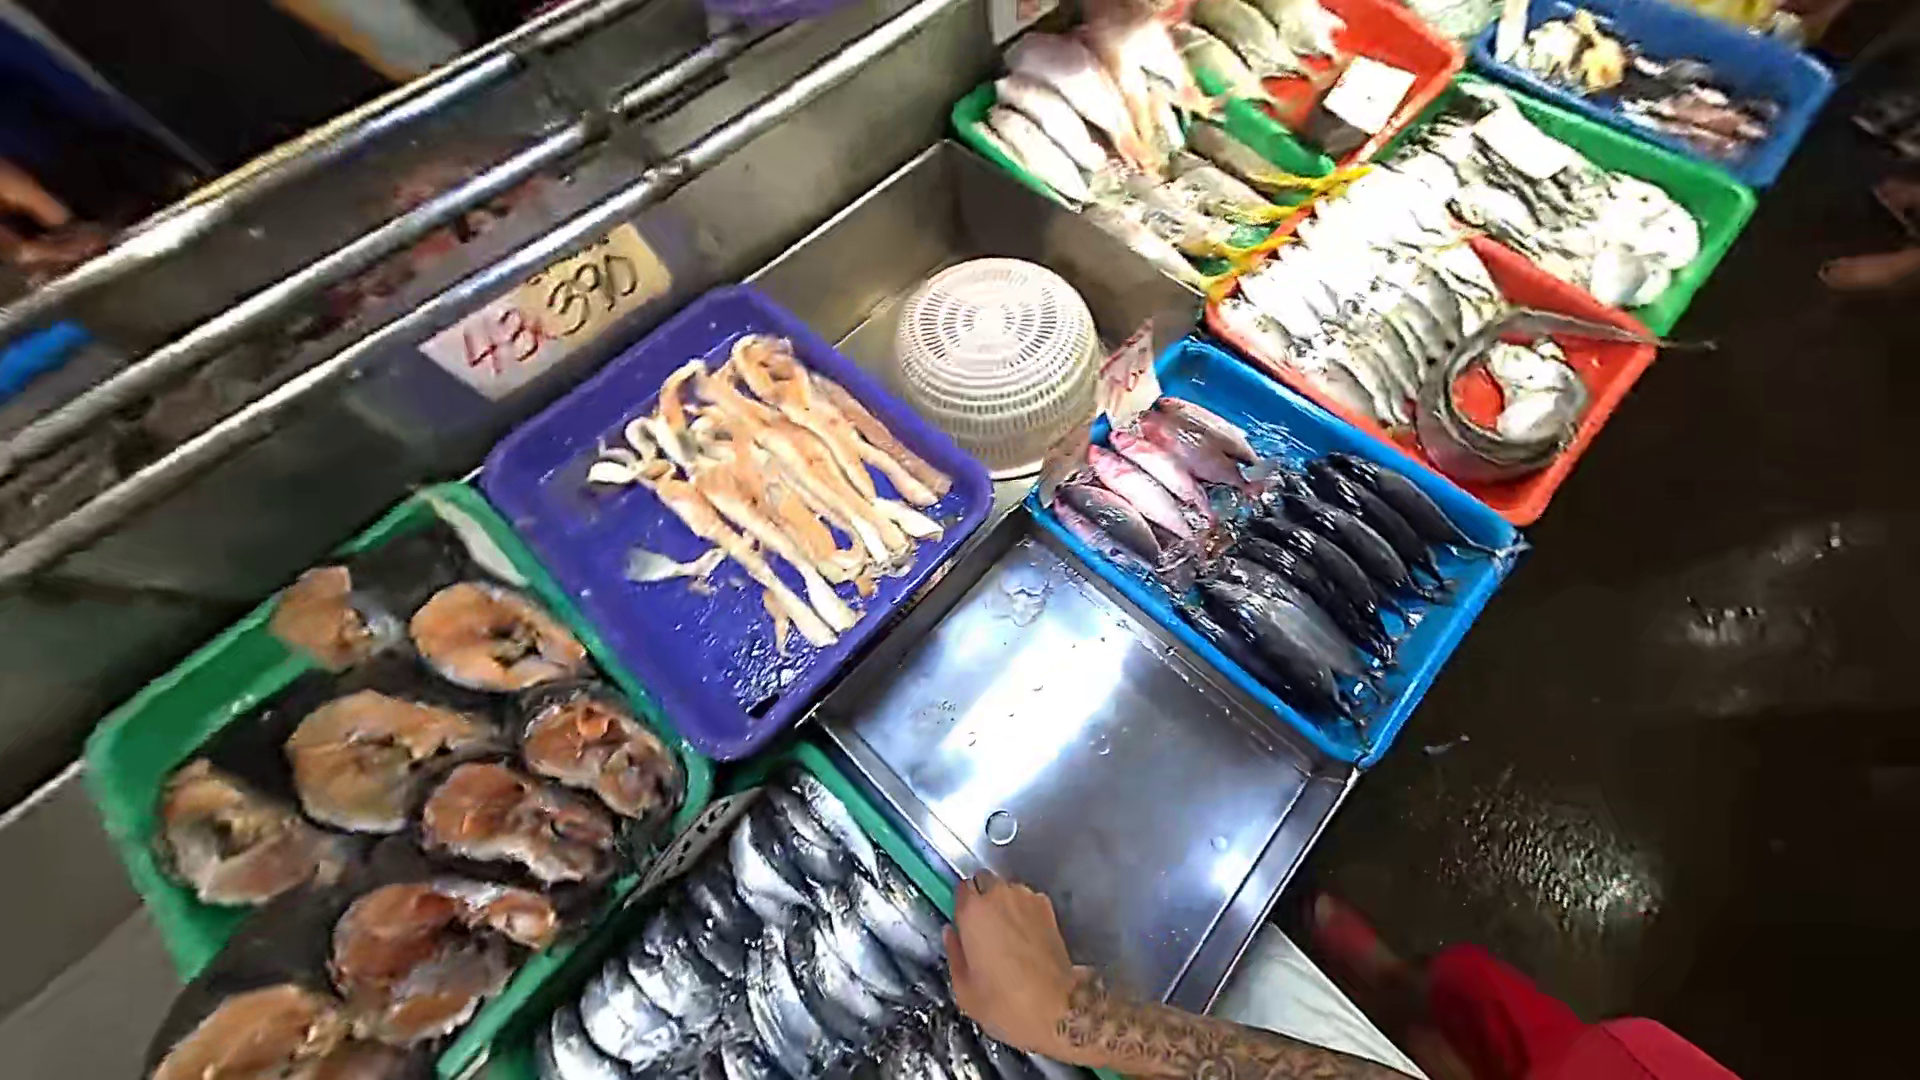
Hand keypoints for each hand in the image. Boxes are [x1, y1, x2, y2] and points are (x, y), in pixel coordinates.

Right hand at [946, 871, 1086, 1060]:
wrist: (1055, 1007)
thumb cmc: (1004, 1002)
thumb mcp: (965, 990)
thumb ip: (954, 953)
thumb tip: (951, 934)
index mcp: (972, 911)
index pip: (960, 888)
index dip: (962, 904)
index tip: (964, 920)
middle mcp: (997, 894)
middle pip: (983, 880)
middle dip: (982, 896)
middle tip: (985, 925)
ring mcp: (1024, 896)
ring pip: (1007, 888)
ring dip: (1004, 901)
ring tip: (1009, 931)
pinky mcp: (1046, 904)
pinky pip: (1028, 898)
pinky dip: (1025, 909)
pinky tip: (1028, 934)